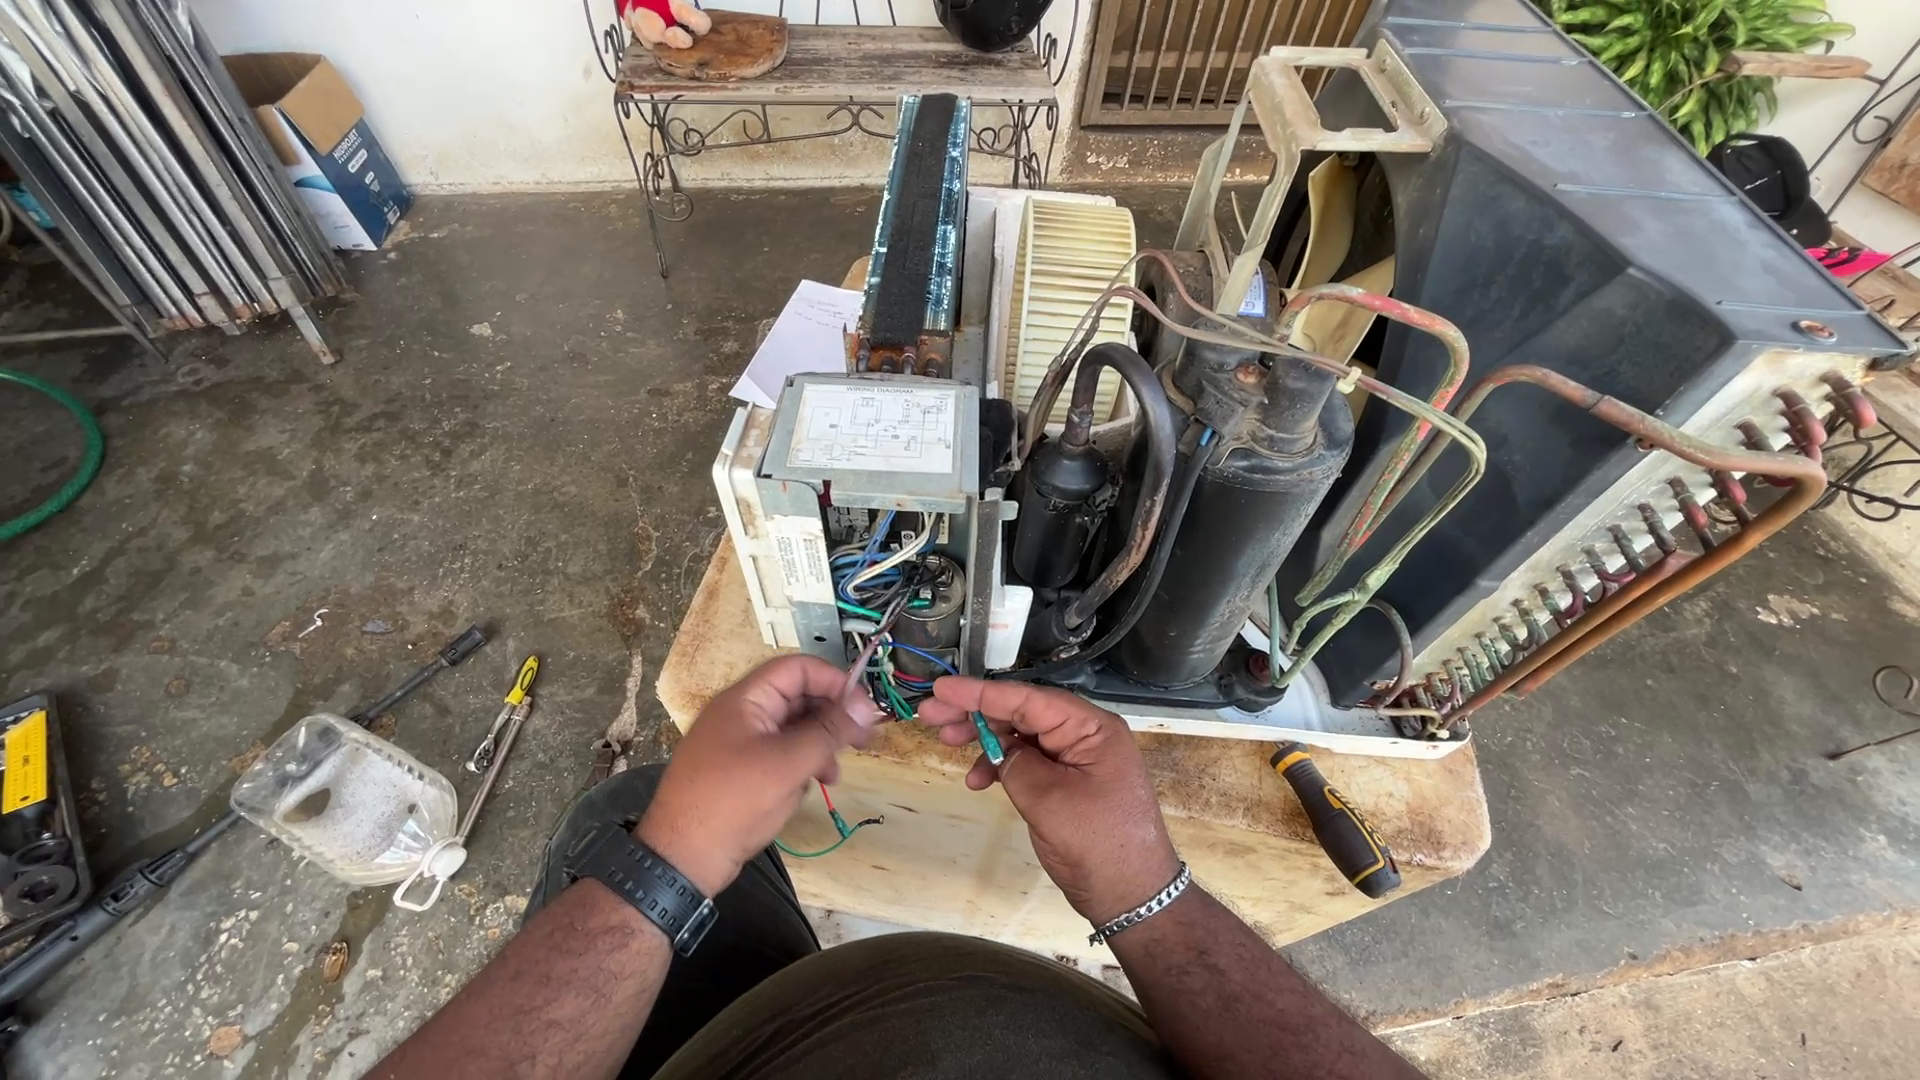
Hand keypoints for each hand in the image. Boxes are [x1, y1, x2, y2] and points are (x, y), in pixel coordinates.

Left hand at [636, 655, 880, 895]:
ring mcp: (739, 742)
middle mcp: (741, 713)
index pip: (798, 669)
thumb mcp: (788, 764)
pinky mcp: (741, 770)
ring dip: (819, 745)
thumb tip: (866, 706)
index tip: (863, 708)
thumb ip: (829, 731)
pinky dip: (801, 764)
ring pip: (792, 728)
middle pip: (798, 697)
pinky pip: (780, 753)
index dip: (834, 681)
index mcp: (745, 699)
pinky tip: (811, 787)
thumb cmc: (733, 804)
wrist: (678, 862)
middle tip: (863, 740)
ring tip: (835, 775)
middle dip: (831, 717)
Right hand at [919, 677, 1179, 924]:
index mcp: (1090, 727)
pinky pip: (1026, 760)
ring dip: (983, 738)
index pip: (1028, 698)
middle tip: (930, 714)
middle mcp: (1083, 733)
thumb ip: (1017, 764)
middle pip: (1021, 711)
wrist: (1133, 897)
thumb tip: (999, 747)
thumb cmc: (1098, 844)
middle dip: (976, 711)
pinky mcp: (1065, 780)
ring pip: (1020, 734)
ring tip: (946, 742)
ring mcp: (1074, 757)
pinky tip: (976, 781)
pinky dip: (999, 766)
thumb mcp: (1050, 800)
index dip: (981, 693)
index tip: (942, 688)